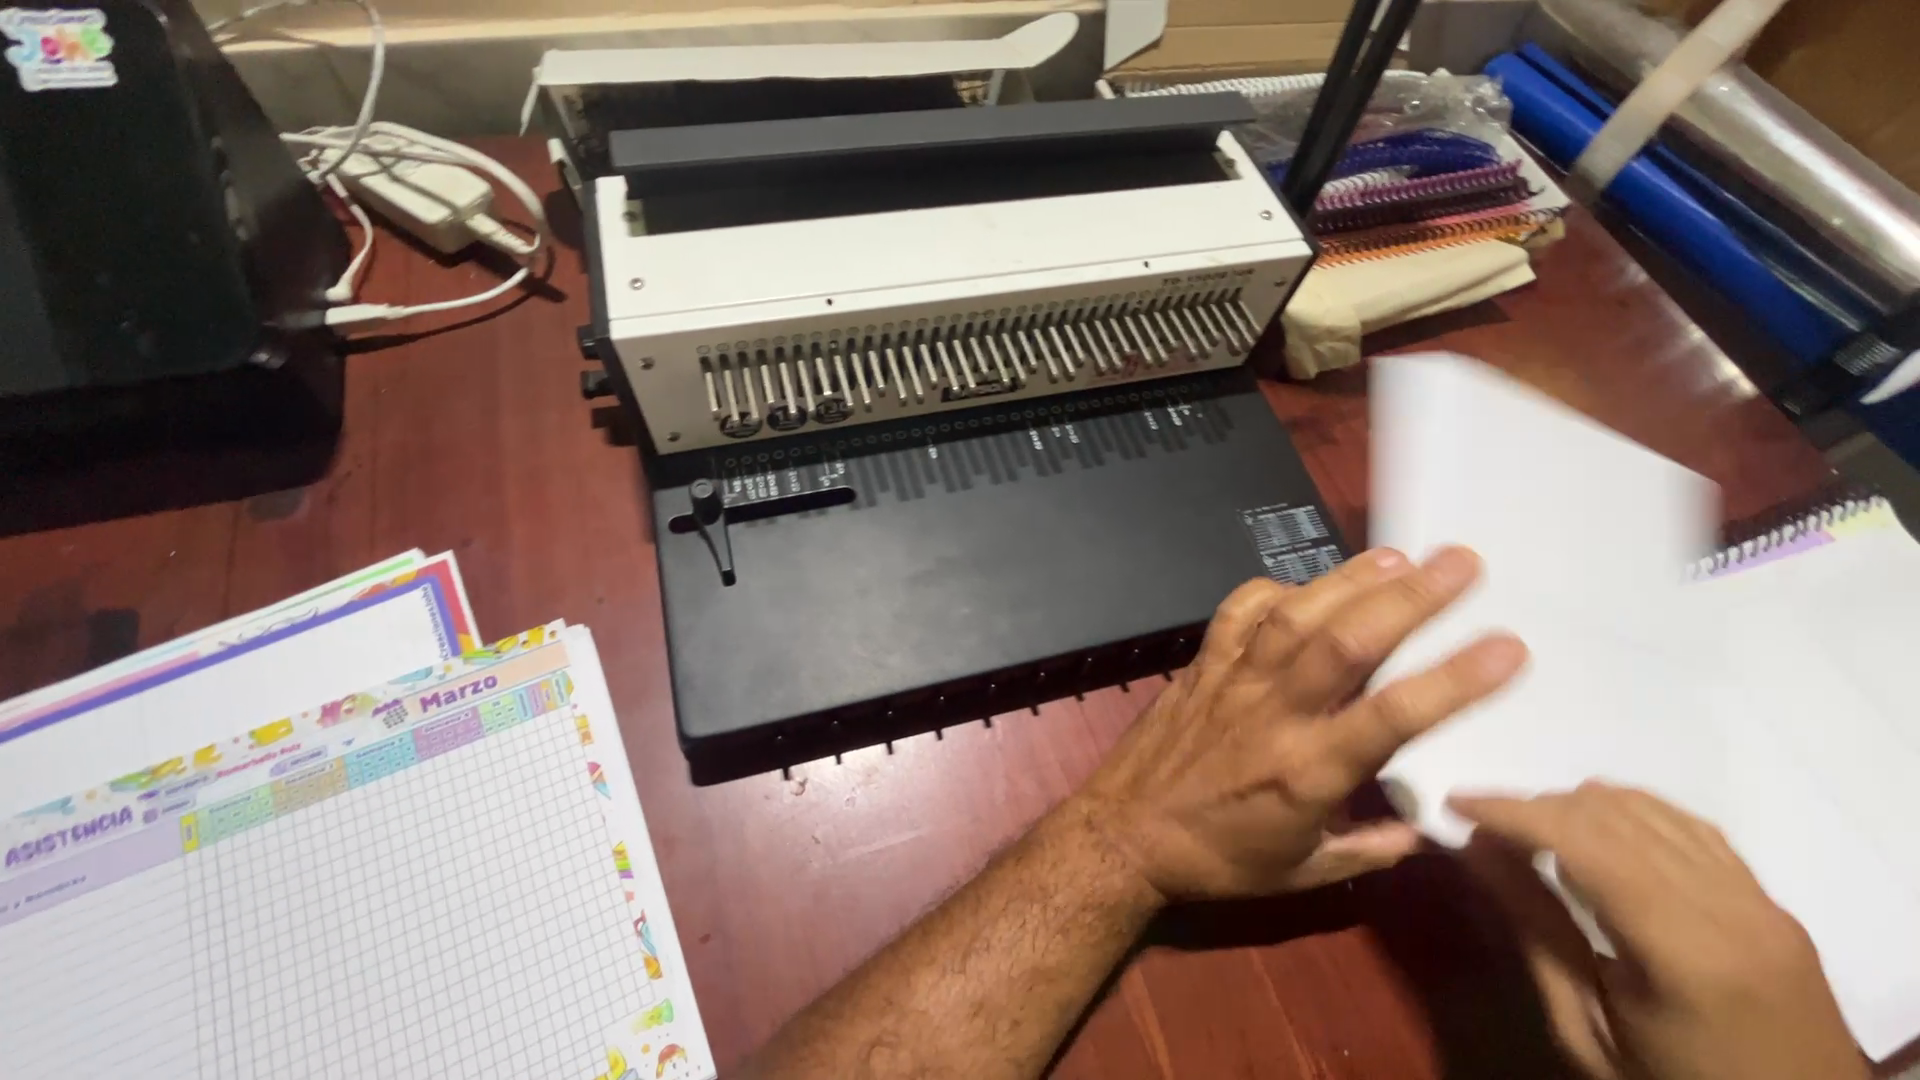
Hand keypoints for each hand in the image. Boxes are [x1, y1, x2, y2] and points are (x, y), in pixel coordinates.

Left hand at [1069, 546, 1526, 900]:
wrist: (1125, 833)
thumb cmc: (1217, 859)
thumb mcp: (1303, 873)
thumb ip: (1370, 849)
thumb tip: (1427, 829)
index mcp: (1308, 771)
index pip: (1393, 716)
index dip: (1454, 679)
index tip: (1508, 645)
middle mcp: (1274, 713)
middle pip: (1345, 643)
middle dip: (1408, 599)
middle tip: (1460, 562)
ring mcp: (1232, 680)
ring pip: (1292, 617)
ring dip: (1347, 580)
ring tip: (1399, 556)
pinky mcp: (1200, 665)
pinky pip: (1235, 614)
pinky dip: (1272, 591)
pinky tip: (1305, 585)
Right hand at [1453, 783, 1869, 1079]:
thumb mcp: (1585, 1028)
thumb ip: (1535, 930)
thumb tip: (1476, 848)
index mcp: (1683, 951)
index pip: (1581, 841)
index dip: (1510, 811)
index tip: (1454, 803)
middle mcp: (1732, 910)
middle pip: (1610, 815)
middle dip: (1534, 807)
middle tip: (1484, 829)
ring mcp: (1761, 903)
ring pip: (1647, 809)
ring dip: (1576, 805)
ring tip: (1533, 830)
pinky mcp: (1772, 904)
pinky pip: (1688, 825)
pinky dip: (1629, 812)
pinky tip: (1596, 829)